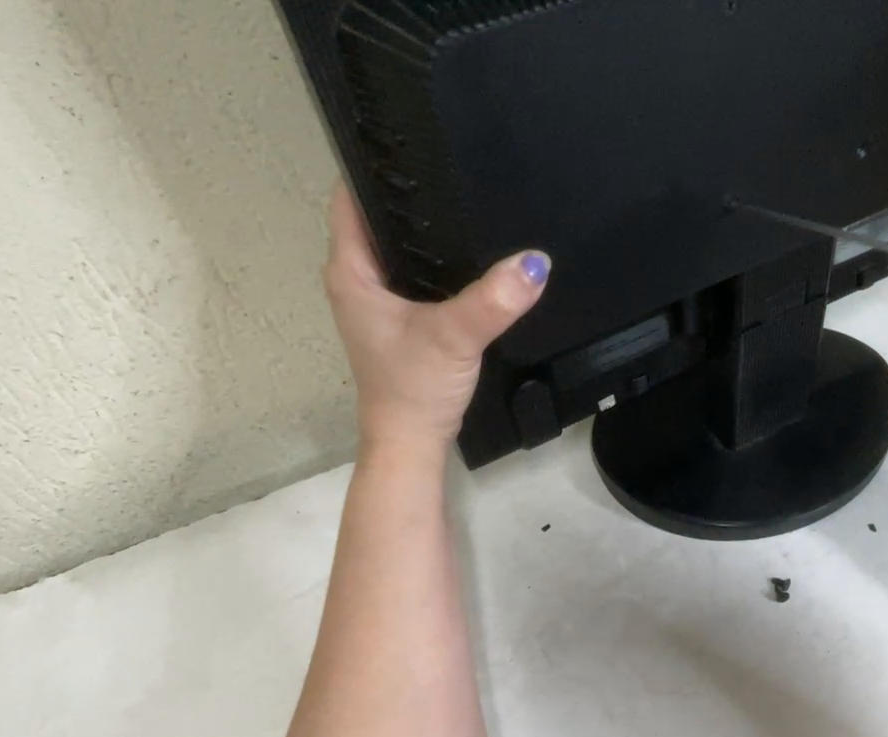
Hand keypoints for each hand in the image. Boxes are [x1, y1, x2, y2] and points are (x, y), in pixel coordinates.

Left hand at [324, 183, 550, 455]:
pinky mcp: (399, 322)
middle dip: (410, 194)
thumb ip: (494, 300)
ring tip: (464, 200)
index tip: (414, 142)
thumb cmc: (414, 388)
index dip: (375, 166)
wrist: (411, 443)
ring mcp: (376, 303)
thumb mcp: (454, 336)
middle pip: (378, 218)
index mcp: (351, 272)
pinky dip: (434, 261)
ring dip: (424, 229)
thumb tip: (536, 263)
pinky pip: (414, 274)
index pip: (351, 196)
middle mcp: (357, 281)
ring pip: (397, 248)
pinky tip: (466, 255)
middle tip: (453, 167)